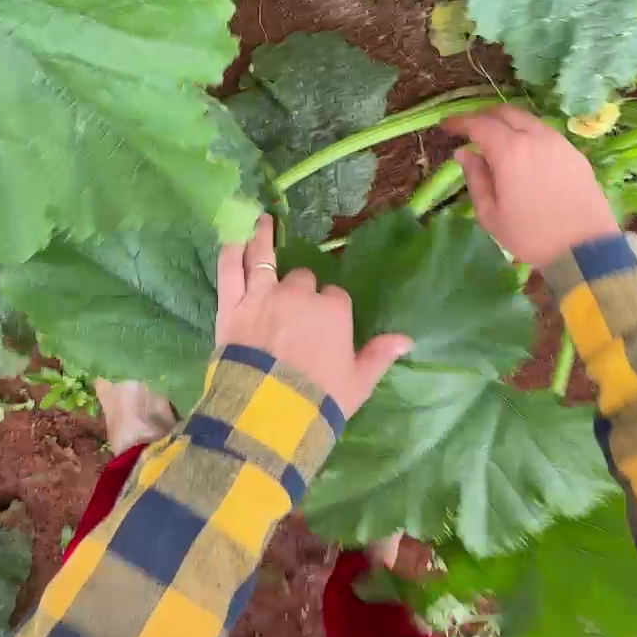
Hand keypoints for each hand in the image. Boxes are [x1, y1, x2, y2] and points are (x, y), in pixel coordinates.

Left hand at [216, 214, 412, 415]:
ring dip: (264, 240)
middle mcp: (299, 294)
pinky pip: (230, 270)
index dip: (329, 310)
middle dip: (300, 289)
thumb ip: (380, 355)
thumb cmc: (319, 399)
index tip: (325, 326)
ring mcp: (263, 296)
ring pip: (265, 260)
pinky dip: (232, 252)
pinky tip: (235, 239)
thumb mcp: (358, 382)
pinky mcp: (232, 306)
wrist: (270, 413)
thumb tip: (406, 340)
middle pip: (302, 279)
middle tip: (293, 311)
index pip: (334, 298)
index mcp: (333, 310)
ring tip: (262, 222)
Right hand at [444, 106, 619, 266]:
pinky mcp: (575, 153)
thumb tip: (464, 154)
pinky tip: (523, 153)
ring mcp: (559, 142)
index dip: (460, 121)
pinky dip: (527, 134)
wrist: (584, 247)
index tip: (446, 125)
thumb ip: (475, 179)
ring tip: (495, 140)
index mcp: (510, 151)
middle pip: (505, 112)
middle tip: (469, 128)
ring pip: (528, 120)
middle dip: (483, 115)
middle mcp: (535, 137)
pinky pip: (545, 133)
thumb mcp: (490, 214)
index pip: (479, 124)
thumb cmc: (530, 235)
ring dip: (507, 123)